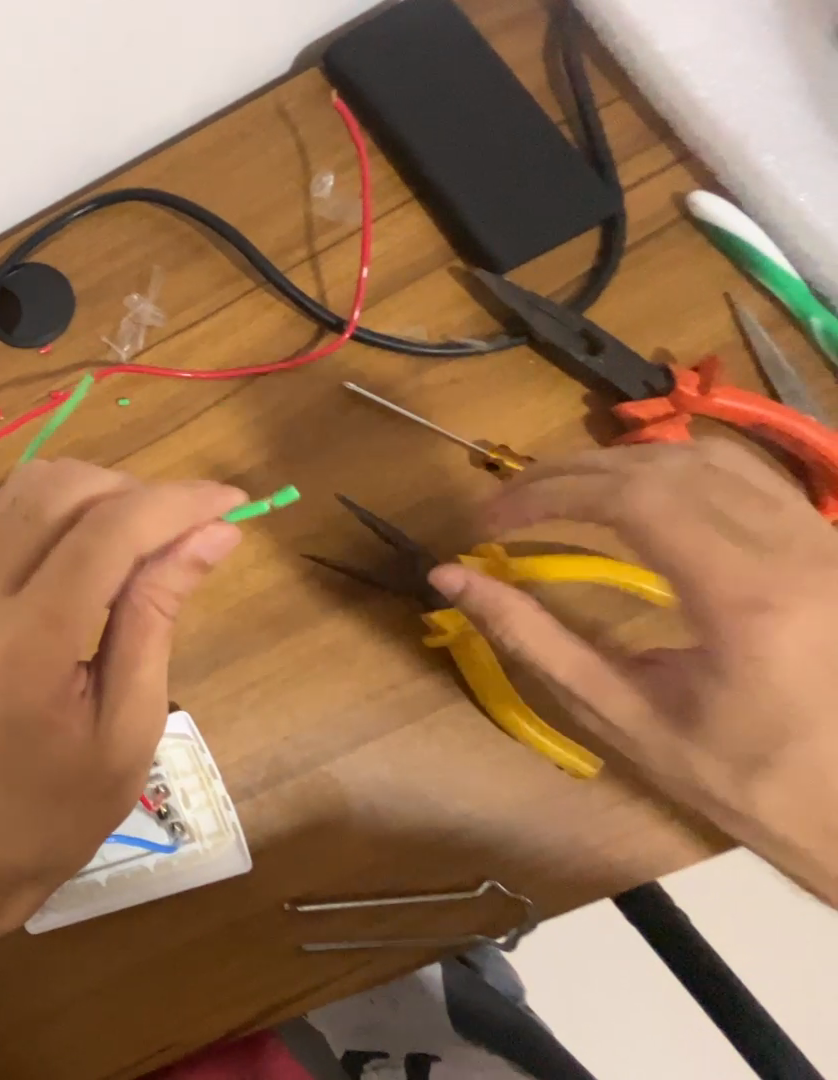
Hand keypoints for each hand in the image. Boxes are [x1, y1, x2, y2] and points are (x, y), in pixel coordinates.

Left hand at [0, 460, 245, 935]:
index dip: (175, 503)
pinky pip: (2, 516)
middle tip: (188, 528)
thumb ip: (158, 614)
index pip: (102, 534)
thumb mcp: (131, 722)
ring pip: (23, 489)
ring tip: (146, 535)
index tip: (233, 501)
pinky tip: (95, 543)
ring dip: (94, 491)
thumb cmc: (64, 804)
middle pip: (56, 491)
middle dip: (134, 491)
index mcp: (22, 649)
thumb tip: (214, 531)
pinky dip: (56, 509)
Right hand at [428, 440, 837, 901]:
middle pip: (664, 468)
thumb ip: (529, 636)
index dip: (544, 495)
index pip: (633, 498)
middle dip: (565, 477)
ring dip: (614, 467)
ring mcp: (831, 545)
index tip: (485, 523)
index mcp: (749, 598)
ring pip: (708, 458)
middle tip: (502, 508)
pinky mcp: (834, 549)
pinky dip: (667, 475)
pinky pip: (744, 479)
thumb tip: (446, 577)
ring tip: (552, 497)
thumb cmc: (736, 774)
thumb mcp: (613, 710)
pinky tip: (625, 501)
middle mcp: (804, 554)